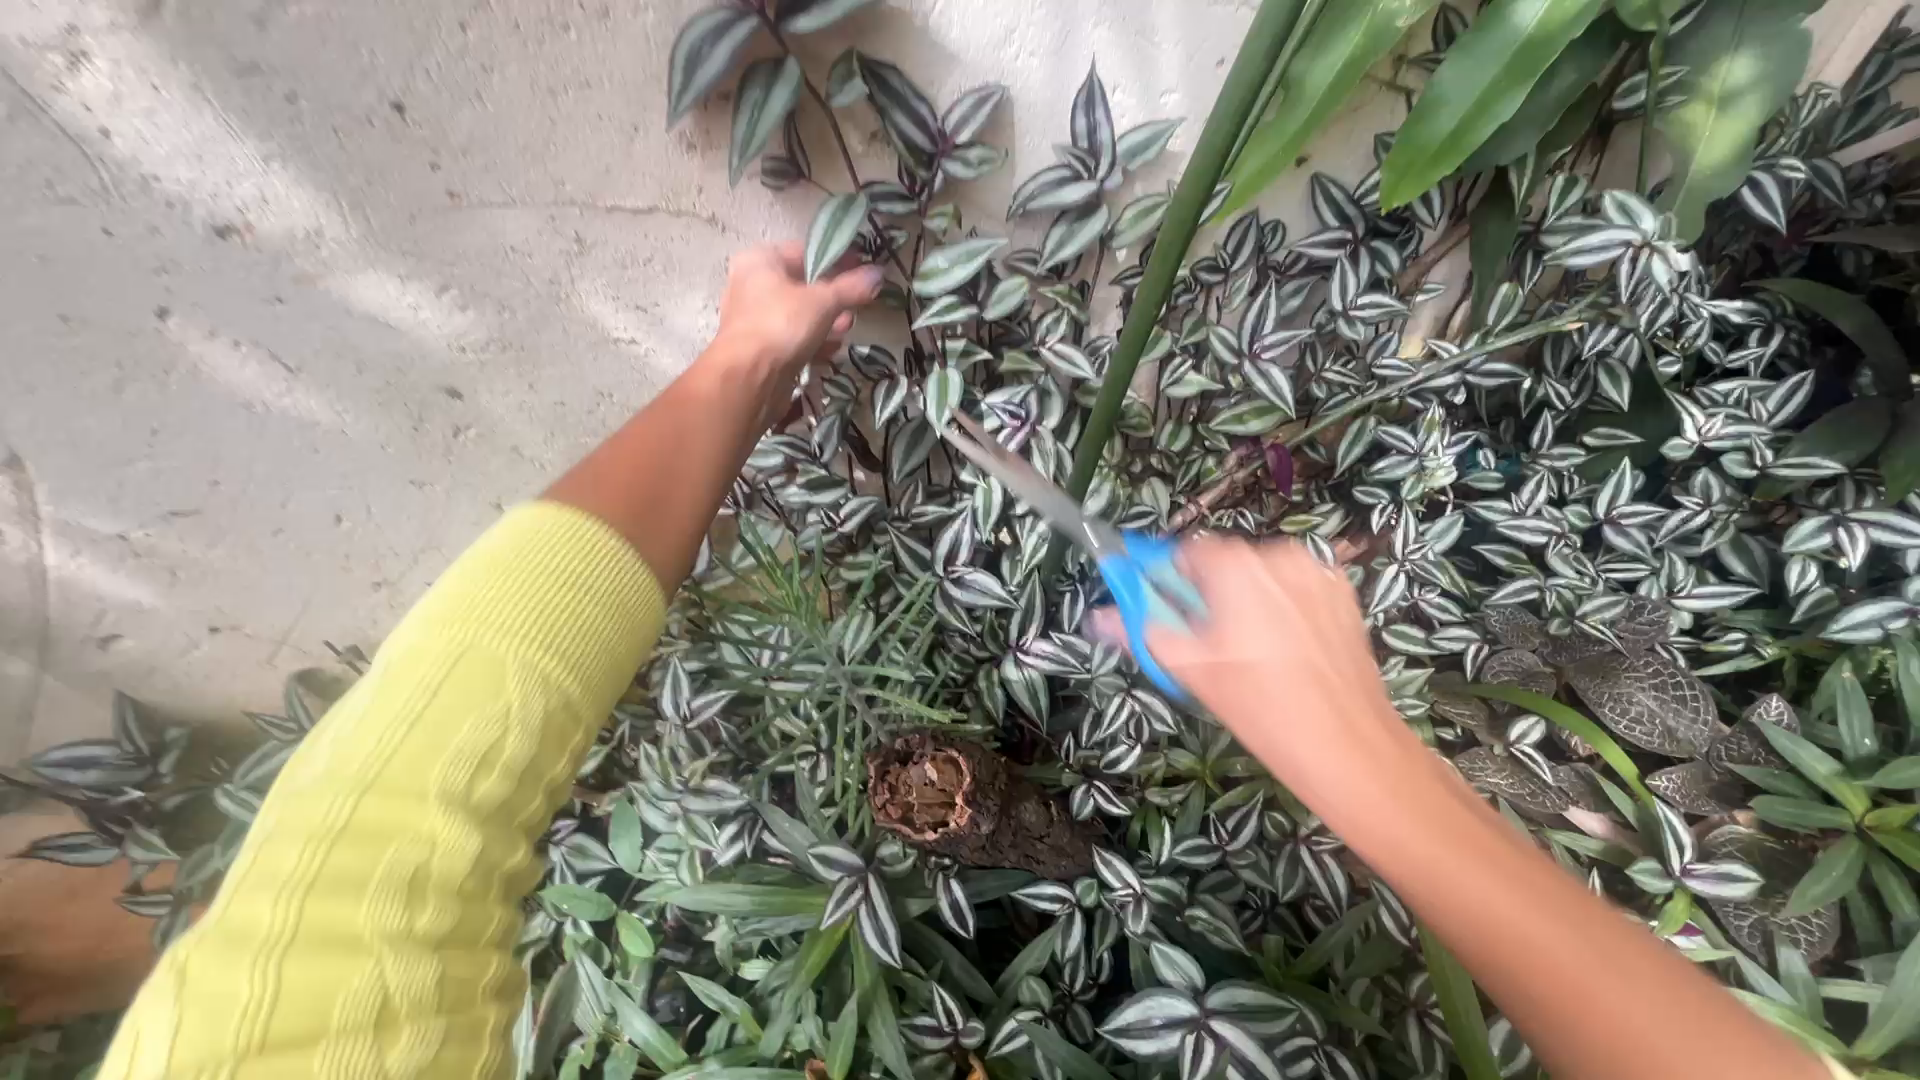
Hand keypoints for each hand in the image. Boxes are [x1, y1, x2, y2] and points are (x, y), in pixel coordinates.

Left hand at [708, 243, 883, 425]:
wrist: (749, 379)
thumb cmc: (782, 325)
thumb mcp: (823, 302)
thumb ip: (852, 287)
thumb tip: (879, 273)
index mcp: (761, 261)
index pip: (806, 251)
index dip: (838, 259)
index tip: (864, 270)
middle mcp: (753, 285)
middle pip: (803, 285)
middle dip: (834, 297)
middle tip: (856, 306)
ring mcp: (755, 318)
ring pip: (800, 314)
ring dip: (826, 323)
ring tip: (845, 331)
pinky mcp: (762, 349)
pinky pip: (793, 338)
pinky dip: (812, 342)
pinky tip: (829, 351)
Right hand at [1091, 537, 1421, 809]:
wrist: (1348, 745)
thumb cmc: (1259, 705)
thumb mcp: (1189, 669)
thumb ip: (1139, 629)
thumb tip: (1097, 616)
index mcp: (1235, 564)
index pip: (1183, 552)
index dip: (1166, 581)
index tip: (1162, 612)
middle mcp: (1277, 555)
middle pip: (1223, 563)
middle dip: (1206, 594)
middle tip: (1203, 643)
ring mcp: (1317, 572)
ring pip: (1259, 576)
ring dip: (1243, 600)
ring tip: (1247, 652)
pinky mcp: (1343, 595)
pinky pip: (1292, 589)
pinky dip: (1278, 608)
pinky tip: (1282, 651)